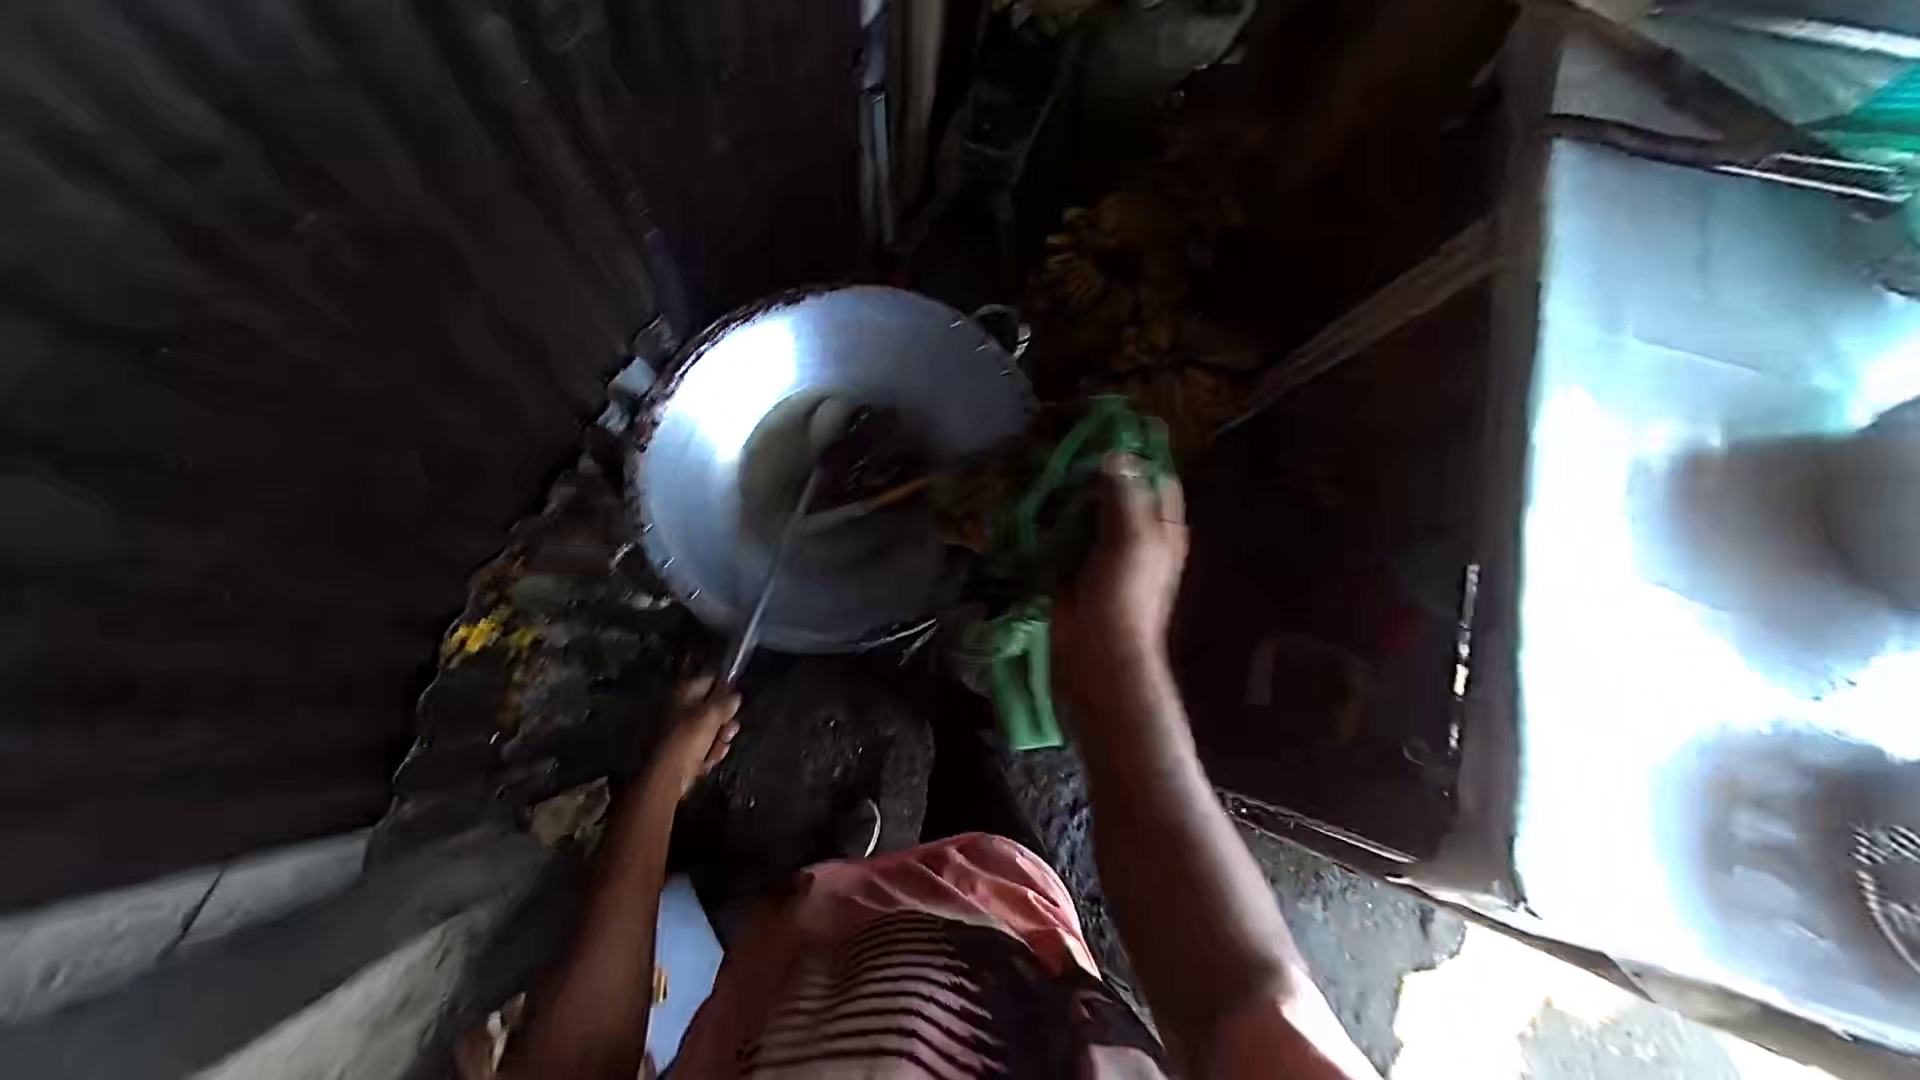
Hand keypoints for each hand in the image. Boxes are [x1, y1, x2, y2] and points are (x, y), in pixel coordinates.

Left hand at [646, 676, 741, 799]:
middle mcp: (679, 709)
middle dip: (724, 720)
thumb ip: (726, 702)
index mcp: (683, 694)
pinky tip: (709, 760)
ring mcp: (679, 731)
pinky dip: (709, 753)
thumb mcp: (711, 716)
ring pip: (710, 729)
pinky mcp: (681, 752)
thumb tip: (735, 696)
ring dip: (719, 739)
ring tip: (719, 748)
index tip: (736, 700)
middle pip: (712, 707)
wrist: (663, 778)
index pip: (709, 680)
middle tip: (729, 729)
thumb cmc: (686, 741)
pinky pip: (703, 747)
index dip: (725, 688)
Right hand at [1053, 454, 1187, 684]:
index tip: (1108, 428)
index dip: (1138, 453)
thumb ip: (1125, 494)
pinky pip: (1062, 530)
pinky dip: (1050, 515)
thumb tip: (1113, 454)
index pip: (1156, 476)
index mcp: (1160, 526)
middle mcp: (1134, 532)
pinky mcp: (1072, 562)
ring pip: (1087, 507)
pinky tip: (1033, 497)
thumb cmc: (1126, 595)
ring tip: (1045, 462)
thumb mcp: (1135, 538)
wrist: (1097, 650)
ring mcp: (1101, 548)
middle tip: (1067, 442)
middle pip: (1118, 489)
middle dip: (1095, 468)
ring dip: (1068, 490)